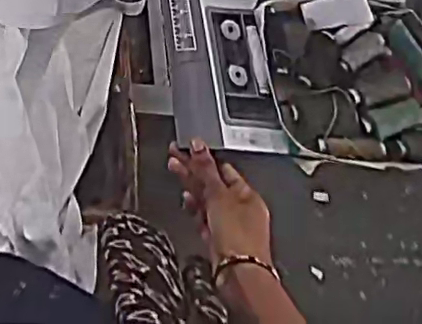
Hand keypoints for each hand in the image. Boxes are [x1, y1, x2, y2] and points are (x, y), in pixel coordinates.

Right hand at [168, 139, 272, 268]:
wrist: (238, 276)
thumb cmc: (237, 235)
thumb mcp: (219, 194)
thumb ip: (206, 169)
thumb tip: (198, 144)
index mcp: (247, 195)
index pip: (223, 169)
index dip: (204, 159)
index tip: (188, 148)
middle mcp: (240, 210)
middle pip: (212, 184)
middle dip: (192, 169)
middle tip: (175, 155)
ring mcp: (229, 226)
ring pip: (206, 200)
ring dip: (190, 186)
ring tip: (174, 168)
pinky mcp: (219, 240)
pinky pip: (204, 219)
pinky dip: (195, 209)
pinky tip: (186, 200)